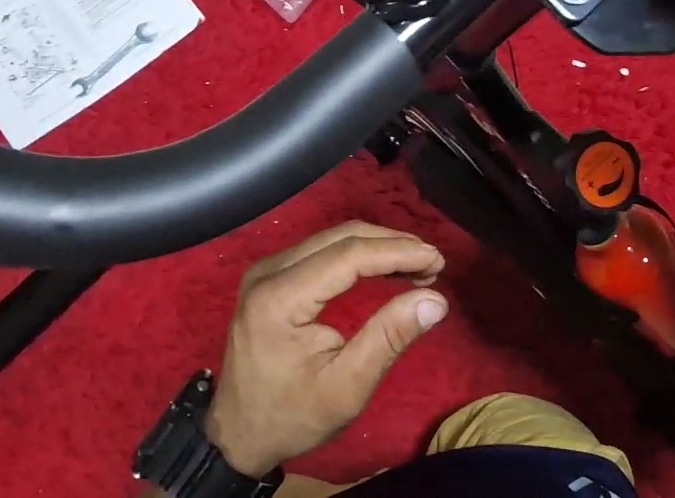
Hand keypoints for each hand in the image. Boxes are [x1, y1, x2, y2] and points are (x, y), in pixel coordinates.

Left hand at [204, 222, 448, 476]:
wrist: (237, 436)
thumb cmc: (292, 417)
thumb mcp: (346, 388)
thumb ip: (388, 338)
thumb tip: (435, 300)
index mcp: (279, 298)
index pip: (347, 256)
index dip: (396, 251)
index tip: (437, 259)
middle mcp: (269, 271)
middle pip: (342, 238)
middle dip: (392, 245)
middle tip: (434, 263)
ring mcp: (267, 269)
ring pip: (333, 239)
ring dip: (379, 247)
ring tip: (418, 266)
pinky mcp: (272, 274)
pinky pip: (322, 250)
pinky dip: (359, 255)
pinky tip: (387, 267)